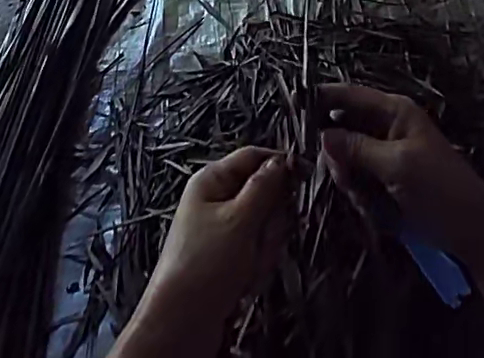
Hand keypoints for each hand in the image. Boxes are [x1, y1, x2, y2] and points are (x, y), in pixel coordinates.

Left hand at [138, 146, 293, 330]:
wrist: (179, 326)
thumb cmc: (203, 265)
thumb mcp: (239, 220)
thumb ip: (264, 187)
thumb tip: (282, 161)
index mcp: (212, 181)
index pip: (252, 157)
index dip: (279, 163)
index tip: (304, 175)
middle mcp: (216, 201)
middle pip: (262, 194)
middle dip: (269, 219)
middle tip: (261, 238)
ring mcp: (222, 230)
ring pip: (263, 226)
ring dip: (264, 246)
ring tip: (248, 265)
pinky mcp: (226, 257)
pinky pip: (255, 250)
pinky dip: (256, 265)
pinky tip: (245, 281)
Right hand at [317, 83, 483, 270]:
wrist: (475, 234)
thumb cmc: (441, 191)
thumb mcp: (397, 166)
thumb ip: (357, 148)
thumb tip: (322, 135)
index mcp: (394, 111)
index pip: (350, 94)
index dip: (322, 97)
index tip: (293, 105)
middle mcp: (388, 126)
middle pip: (344, 127)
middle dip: (338, 152)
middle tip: (343, 177)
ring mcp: (387, 153)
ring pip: (348, 156)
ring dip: (350, 177)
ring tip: (365, 197)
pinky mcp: (387, 178)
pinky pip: (359, 177)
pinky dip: (359, 192)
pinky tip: (371, 207)